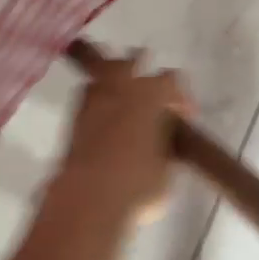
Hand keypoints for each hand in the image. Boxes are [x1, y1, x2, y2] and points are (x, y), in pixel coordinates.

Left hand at [58, 49, 192, 222]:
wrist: (87, 199)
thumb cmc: (137, 184)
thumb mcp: (168, 169)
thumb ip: (168, 146)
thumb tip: (165, 142)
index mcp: (152, 94)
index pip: (172, 79)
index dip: (180, 97)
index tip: (185, 116)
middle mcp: (122, 87)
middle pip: (133, 60)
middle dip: (143, 69)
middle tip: (150, 93)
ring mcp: (94, 100)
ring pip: (105, 73)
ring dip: (117, 81)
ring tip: (124, 98)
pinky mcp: (73, 118)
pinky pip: (88, 96)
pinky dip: (98, 101)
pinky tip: (104, 118)